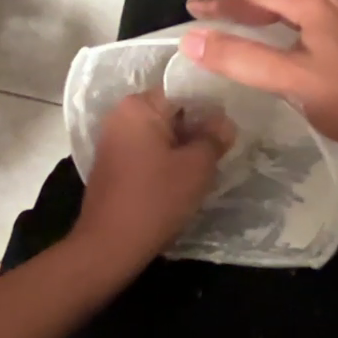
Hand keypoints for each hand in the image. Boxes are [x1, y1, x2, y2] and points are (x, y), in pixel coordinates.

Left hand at [73, 89, 232, 264]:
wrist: (108, 247)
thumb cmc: (155, 199)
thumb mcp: (196, 167)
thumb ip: (214, 138)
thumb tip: (224, 122)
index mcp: (139, 105)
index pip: (184, 91)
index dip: (210, 107)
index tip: (229, 126)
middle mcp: (121, 114)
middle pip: (171, 110)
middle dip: (197, 127)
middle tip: (221, 148)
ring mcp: (114, 139)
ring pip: (160, 132)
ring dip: (182, 145)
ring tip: (206, 165)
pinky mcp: (113, 162)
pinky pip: (147, 149)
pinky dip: (165, 158)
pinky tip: (182, 178)